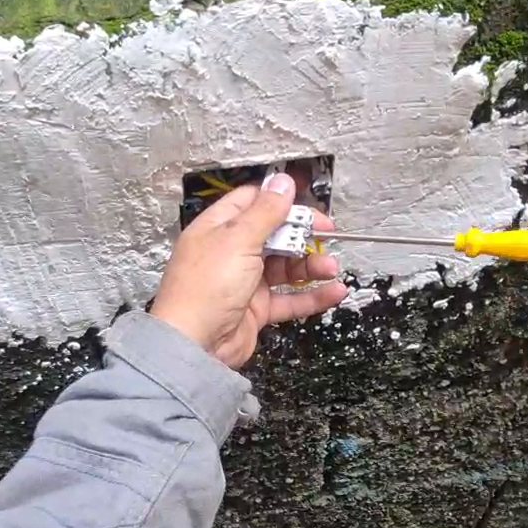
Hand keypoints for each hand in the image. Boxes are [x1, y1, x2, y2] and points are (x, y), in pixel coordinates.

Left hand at [151, 173, 348, 368]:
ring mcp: (243, 283)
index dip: (282, 203)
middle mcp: (230, 254)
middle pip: (274, 235)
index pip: (253, 204)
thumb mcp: (238, 240)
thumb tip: (282, 183)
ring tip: (330, 267)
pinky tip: (332, 291)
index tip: (307, 208)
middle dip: (302, 236)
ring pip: (285, 268)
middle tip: (326, 236)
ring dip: (311, 265)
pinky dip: (312, 296)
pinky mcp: (255, 310)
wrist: (194, 345)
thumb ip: (265, 211)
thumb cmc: (203, 291)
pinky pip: (289, 299)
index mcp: (218, 229)